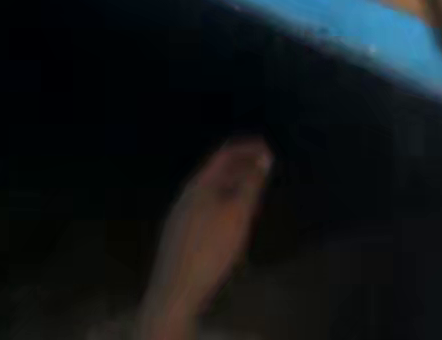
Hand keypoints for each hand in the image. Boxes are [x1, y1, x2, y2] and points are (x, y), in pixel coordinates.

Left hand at [138, 139, 271, 339]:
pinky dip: (224, 200)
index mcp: (200, 183)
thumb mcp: (238, 213)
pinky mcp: (180, 234)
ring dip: (233, 184)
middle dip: (242, 166)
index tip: (267, 148)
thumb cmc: (211, 248)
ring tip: (253, 191)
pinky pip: (206, 205)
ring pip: (211, 189)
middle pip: (217, 170)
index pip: (225, 153)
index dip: (247, 147)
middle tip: (264, 169)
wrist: (174, 294)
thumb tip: (264, 156)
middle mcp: (187, 193)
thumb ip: (252, 183)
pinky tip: (232, 217)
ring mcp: (181, 214)